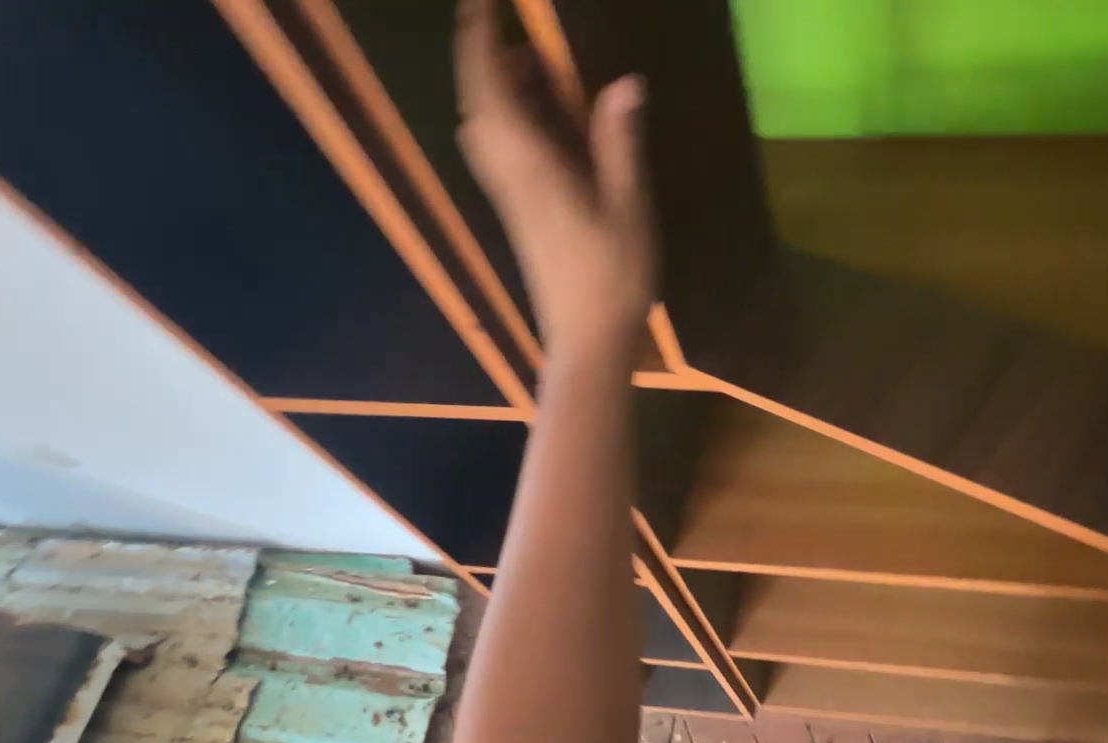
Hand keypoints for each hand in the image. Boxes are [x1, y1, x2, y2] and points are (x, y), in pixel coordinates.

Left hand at [454, 0, 652, 359]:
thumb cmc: (612, 281)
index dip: (479, 41)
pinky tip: (552, 132)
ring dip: (503, 95)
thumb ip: (620, 146)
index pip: (488, 90)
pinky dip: (515, 127)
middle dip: (490, 63)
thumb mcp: (628, 211)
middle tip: (530, 44)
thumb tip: (624, 83)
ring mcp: (512, 200)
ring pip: (487, 132)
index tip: (484, 4)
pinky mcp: (521, 218)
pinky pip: (503, 155)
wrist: (586, 343)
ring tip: (546, 80)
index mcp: (532, 169)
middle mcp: (511, 178)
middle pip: (479, 107)